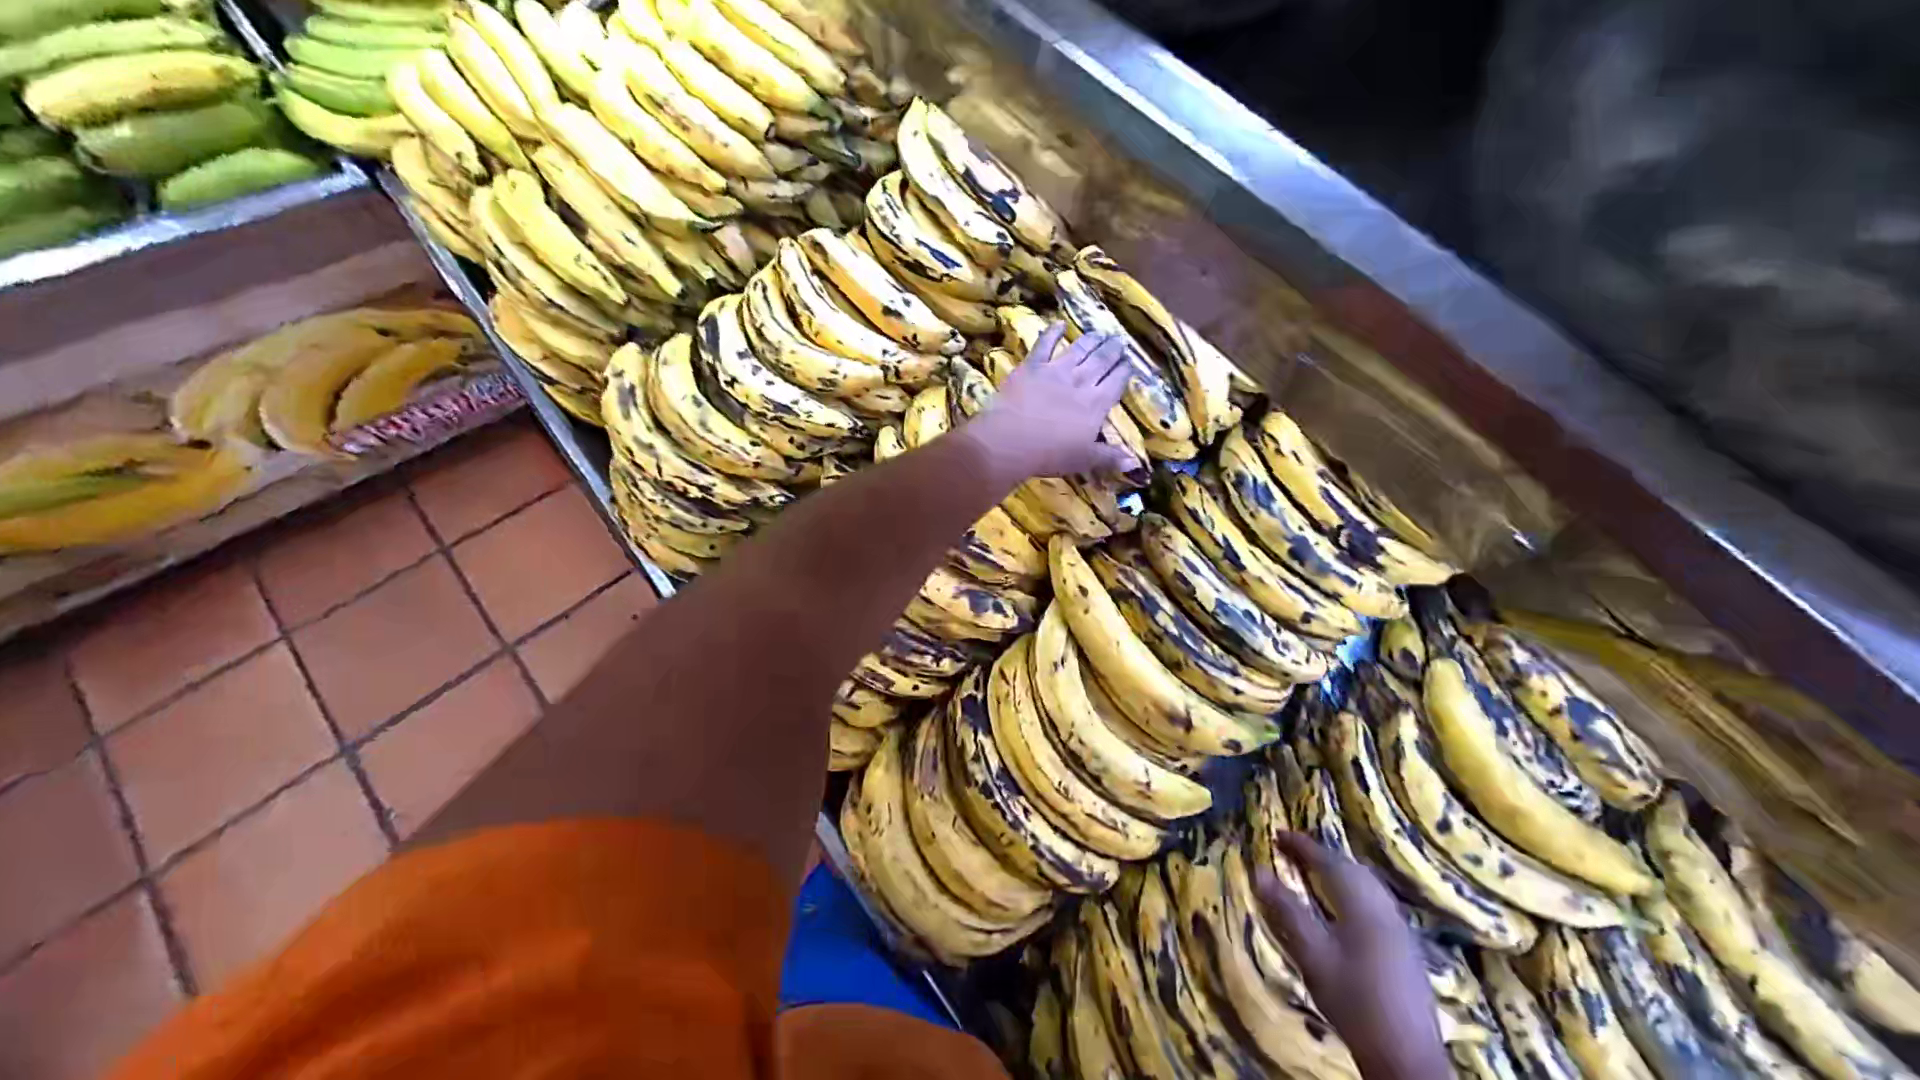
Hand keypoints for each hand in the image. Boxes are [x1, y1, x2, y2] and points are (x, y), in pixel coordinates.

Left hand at [960, 322, 1140, 483]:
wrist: (1012, 440)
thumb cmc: (1050, 454)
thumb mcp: (1084, 459)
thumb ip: (1109, 457)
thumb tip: (1134, 463)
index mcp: (1097, 404)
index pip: (1117, 383)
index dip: (1125, 371)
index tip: (1130, 362)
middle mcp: (1081, 381)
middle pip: (1101, 361)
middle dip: (1113, 350)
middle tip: (1120, 340)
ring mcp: (1056, 370)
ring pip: (1079, 349)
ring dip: (1091, 340)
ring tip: (1100, 332)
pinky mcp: (1032, 366)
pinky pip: (1044, 344)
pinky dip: (1052, 332)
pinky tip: (1059, 323)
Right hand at [1256, 832, 1449, 1079]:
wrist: (1406, 1056)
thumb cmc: (1353, 1001)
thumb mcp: (1312, 956)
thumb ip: (1287, 912)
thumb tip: (1260, 872)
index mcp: (1362, 905)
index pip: (1329, 862)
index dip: (1302, 846)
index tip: (1277, 834)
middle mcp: (1385, 909)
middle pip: (1352, 869)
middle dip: (1321, 855)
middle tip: (1292, 851)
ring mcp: (1400, 929)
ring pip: (1367, 884)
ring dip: (1339, 871)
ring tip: (1313, 871)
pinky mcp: (1405, 948)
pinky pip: (1375, 900)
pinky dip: (1352, 889)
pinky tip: (1342, 904)